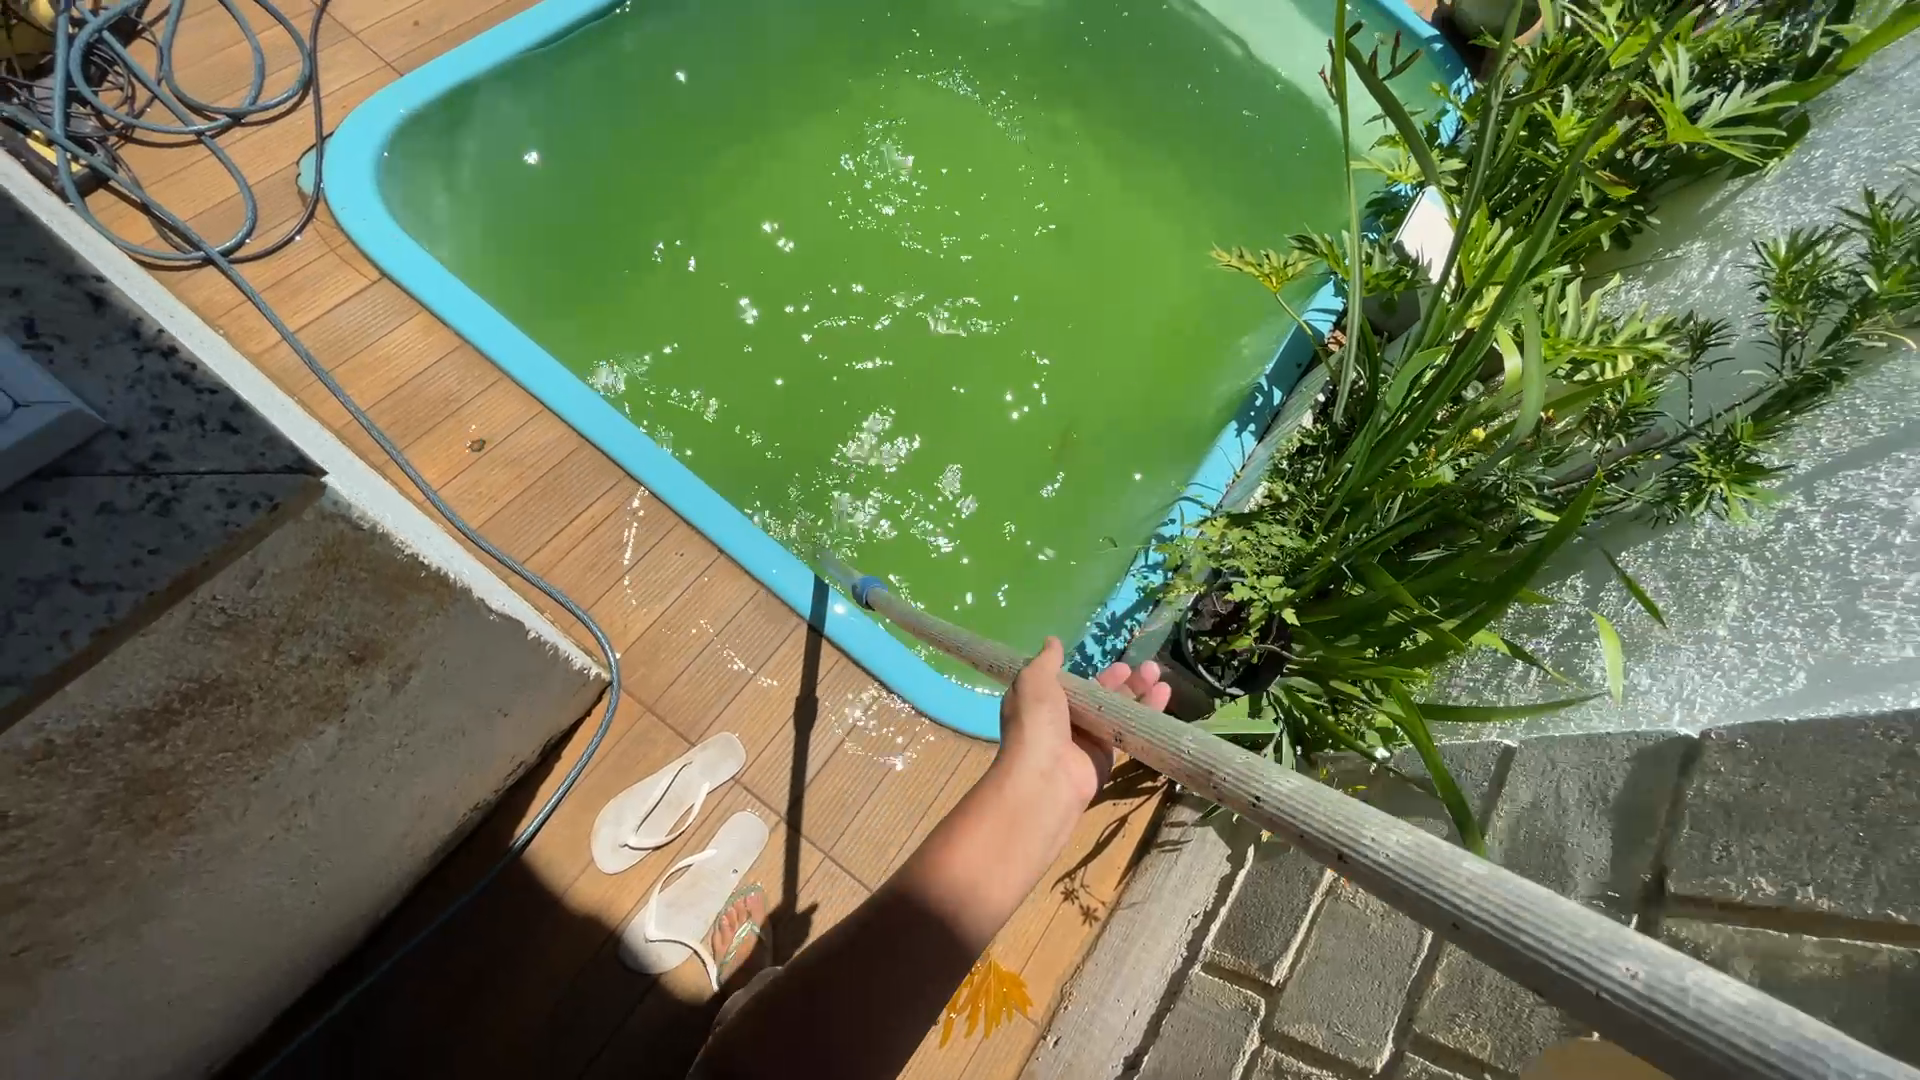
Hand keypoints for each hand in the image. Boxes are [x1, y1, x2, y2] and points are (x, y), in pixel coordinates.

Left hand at [996, 636, 1172, 810]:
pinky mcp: (1105, 755)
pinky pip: (1127, 730)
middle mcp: (1063, 719)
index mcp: (1041, 701)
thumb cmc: (1036, 722)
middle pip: (1098, 694)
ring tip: (1158, 674)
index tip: (1112, 659)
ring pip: (1116, 710)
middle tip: (1146, 667)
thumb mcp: (1034, 681)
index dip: (1091, 671)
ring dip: (1138, 692)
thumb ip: (1046, 661)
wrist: (1046, 776)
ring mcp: (1085, 738)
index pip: (1070, 682)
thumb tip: (1053, 641)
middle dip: (1122, 680)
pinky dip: (1146, 713)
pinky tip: (1163, 695)